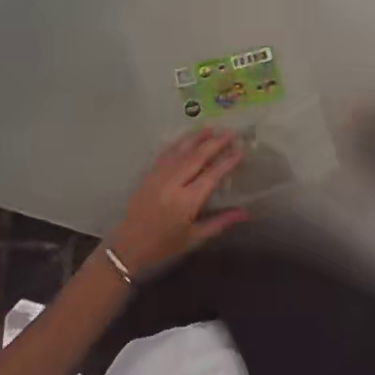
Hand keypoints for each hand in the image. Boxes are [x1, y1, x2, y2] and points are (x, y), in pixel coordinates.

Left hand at [105, 130, 249, 278]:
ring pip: (179, 151)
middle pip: (196, 157)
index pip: (211, 175)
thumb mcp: (194, 238)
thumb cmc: (164, 245)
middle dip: (214, 143)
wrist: (128, 246)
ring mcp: (158, 177)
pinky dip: (177, 144)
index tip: (240, 151)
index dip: (227, 162)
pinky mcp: (148, 175)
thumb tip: (245, 213)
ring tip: (211, 128)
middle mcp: (172, 184)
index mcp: (186, 201)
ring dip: (196, 138)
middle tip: (230, 133)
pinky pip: (165, 154)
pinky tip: (186, 138)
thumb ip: (220, 222)